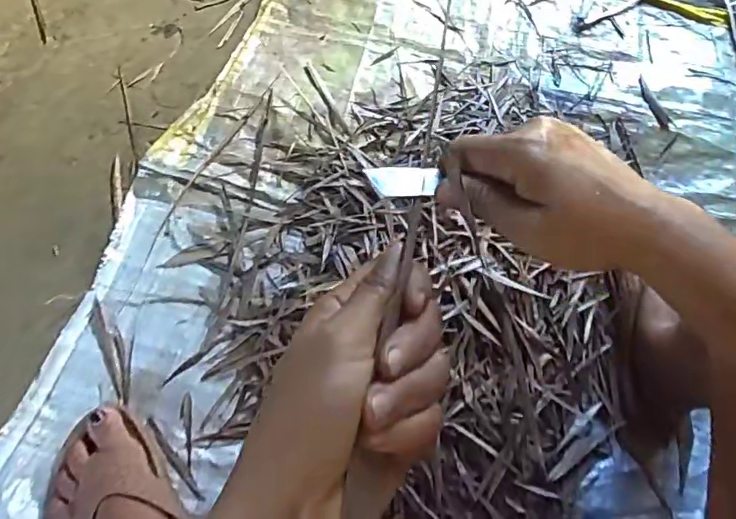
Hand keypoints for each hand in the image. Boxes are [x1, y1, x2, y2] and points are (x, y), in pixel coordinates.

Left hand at [217, 248, 406, 517]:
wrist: (299, 507)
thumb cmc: (307, 413)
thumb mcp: (337, 342)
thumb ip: (375, 292)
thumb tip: (398, 242)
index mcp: (352, 313)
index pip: (402, 276)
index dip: (415, 288)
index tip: (413, 306)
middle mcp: (376, 342)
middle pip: (427, 320)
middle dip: (409, 350)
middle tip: (381, 370)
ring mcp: (394, 385)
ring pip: (436, 367)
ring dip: (404, 398)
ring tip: (370, 421)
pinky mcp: (407, 424)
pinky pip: (433, 412)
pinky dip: (407, 431)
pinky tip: (381, 444)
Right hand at [438, 117, 666, 271]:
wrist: (648, 223)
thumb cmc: (586, 234)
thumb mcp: (527, 230)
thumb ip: (482, 204)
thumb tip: (443, 188)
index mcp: (520, 148)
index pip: (461, 149)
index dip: (454, 178)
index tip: (469, 209)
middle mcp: (535, 127)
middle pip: (487, 150)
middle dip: (486, 182)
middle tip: (514, 220)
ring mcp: (557, 127)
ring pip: (511, 151)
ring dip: (511, 179)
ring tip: (542, 211)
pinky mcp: (573, 135)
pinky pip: (535, 149)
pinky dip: (532, 171)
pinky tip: (559, 197)